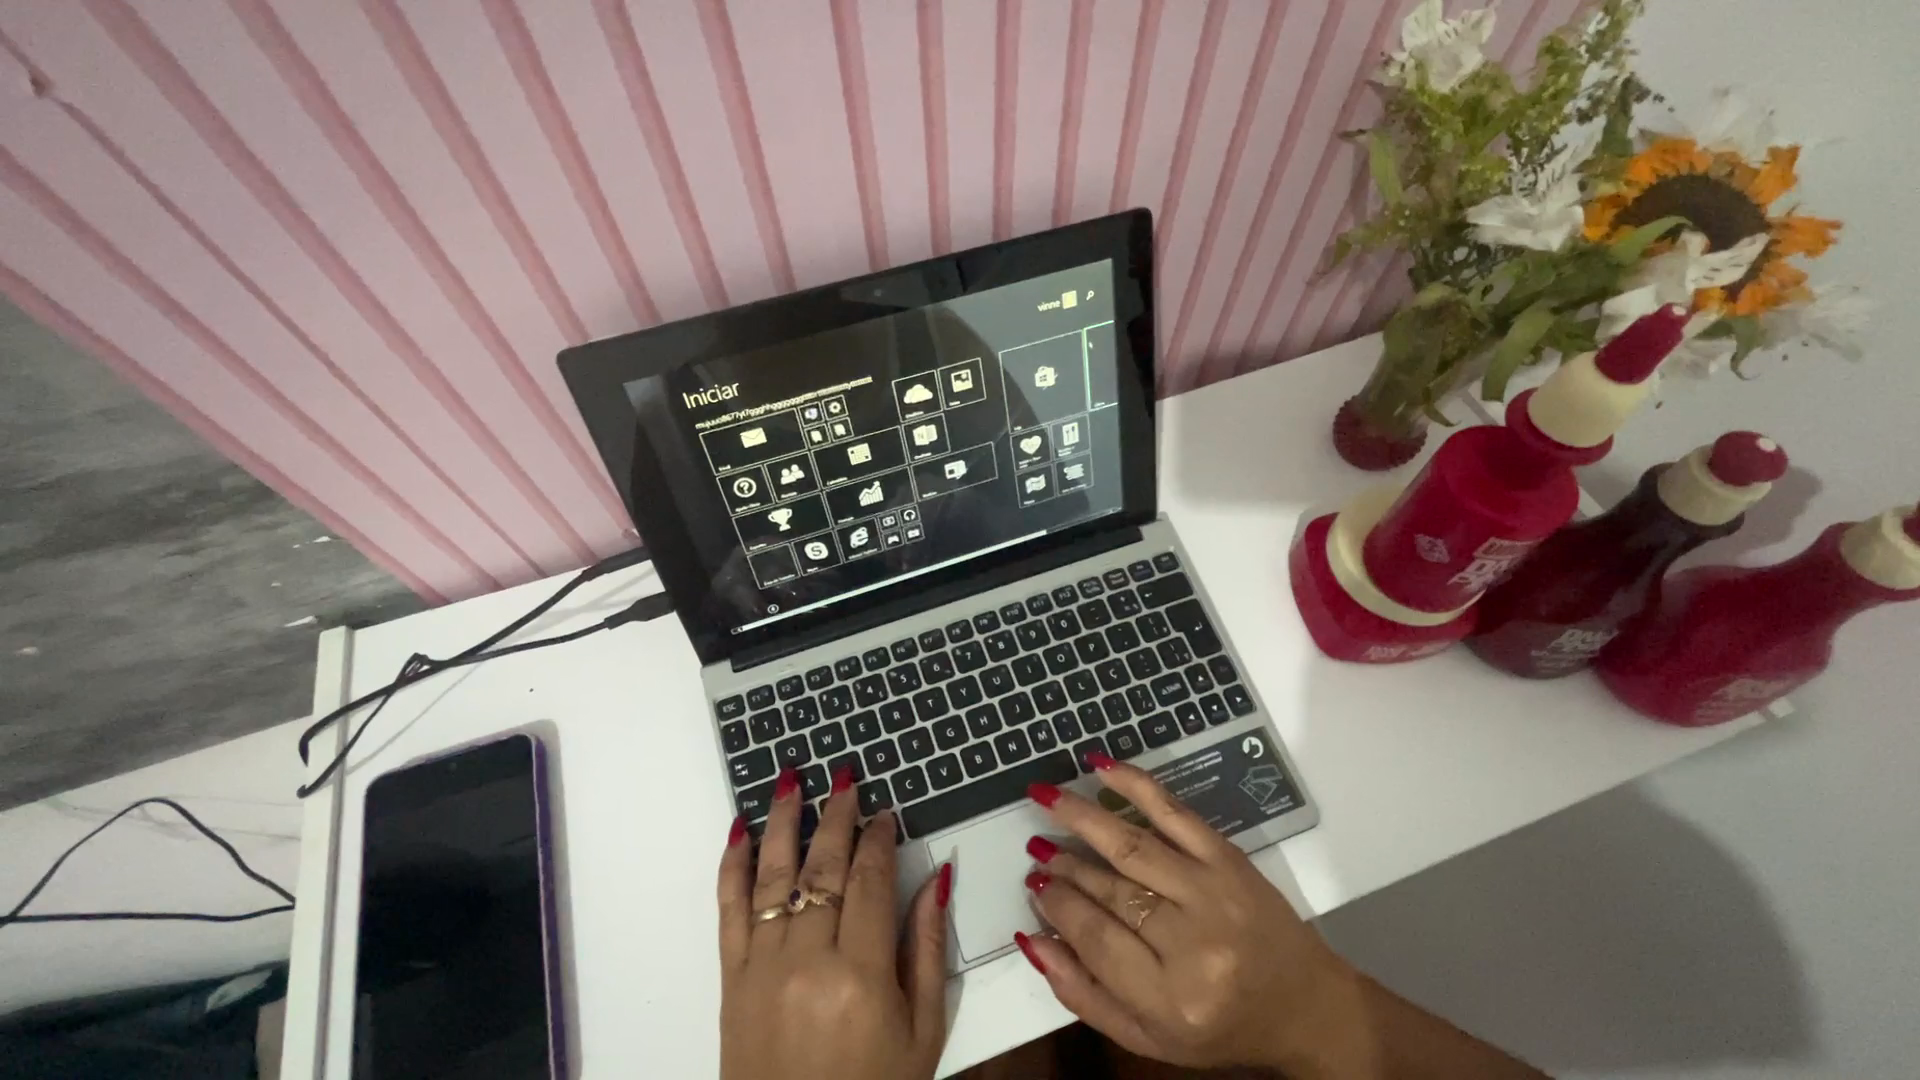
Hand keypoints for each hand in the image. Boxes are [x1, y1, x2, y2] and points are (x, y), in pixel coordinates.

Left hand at [717, 767, 950, 1079]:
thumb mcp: (923, 1030)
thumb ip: (927, 948)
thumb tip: (937, 877)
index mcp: (862, 973)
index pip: (872, 880)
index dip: (880, 839)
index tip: (886, 812)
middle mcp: (807, 959)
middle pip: (823, 867)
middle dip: (836, 815)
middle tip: (845, 776)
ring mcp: (763, 965)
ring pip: (773, 875)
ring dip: (783, 821)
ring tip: (790, 778)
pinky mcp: (731, 977)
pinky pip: (728, 910)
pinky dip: (733, 866)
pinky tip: (740, 831)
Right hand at [1016, 755, 1367, 1075]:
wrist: (1304, 1005)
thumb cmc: (1219, 1027)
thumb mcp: (1147, 1038)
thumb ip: (1082, 994)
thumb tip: (1030, 938)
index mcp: (1171, 999)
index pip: (1094, 937)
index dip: (1058, 906)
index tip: (1035, 887)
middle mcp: (1194, 942)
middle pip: (1110, 889)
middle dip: (1064, 865)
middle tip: (1036, 851)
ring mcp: (1214, 891)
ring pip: (1132, 847)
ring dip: (1082, 817)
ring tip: (1045, 800)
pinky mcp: (1229, 858)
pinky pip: (1175, 813)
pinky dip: (1136, 785)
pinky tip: (1101, 767)